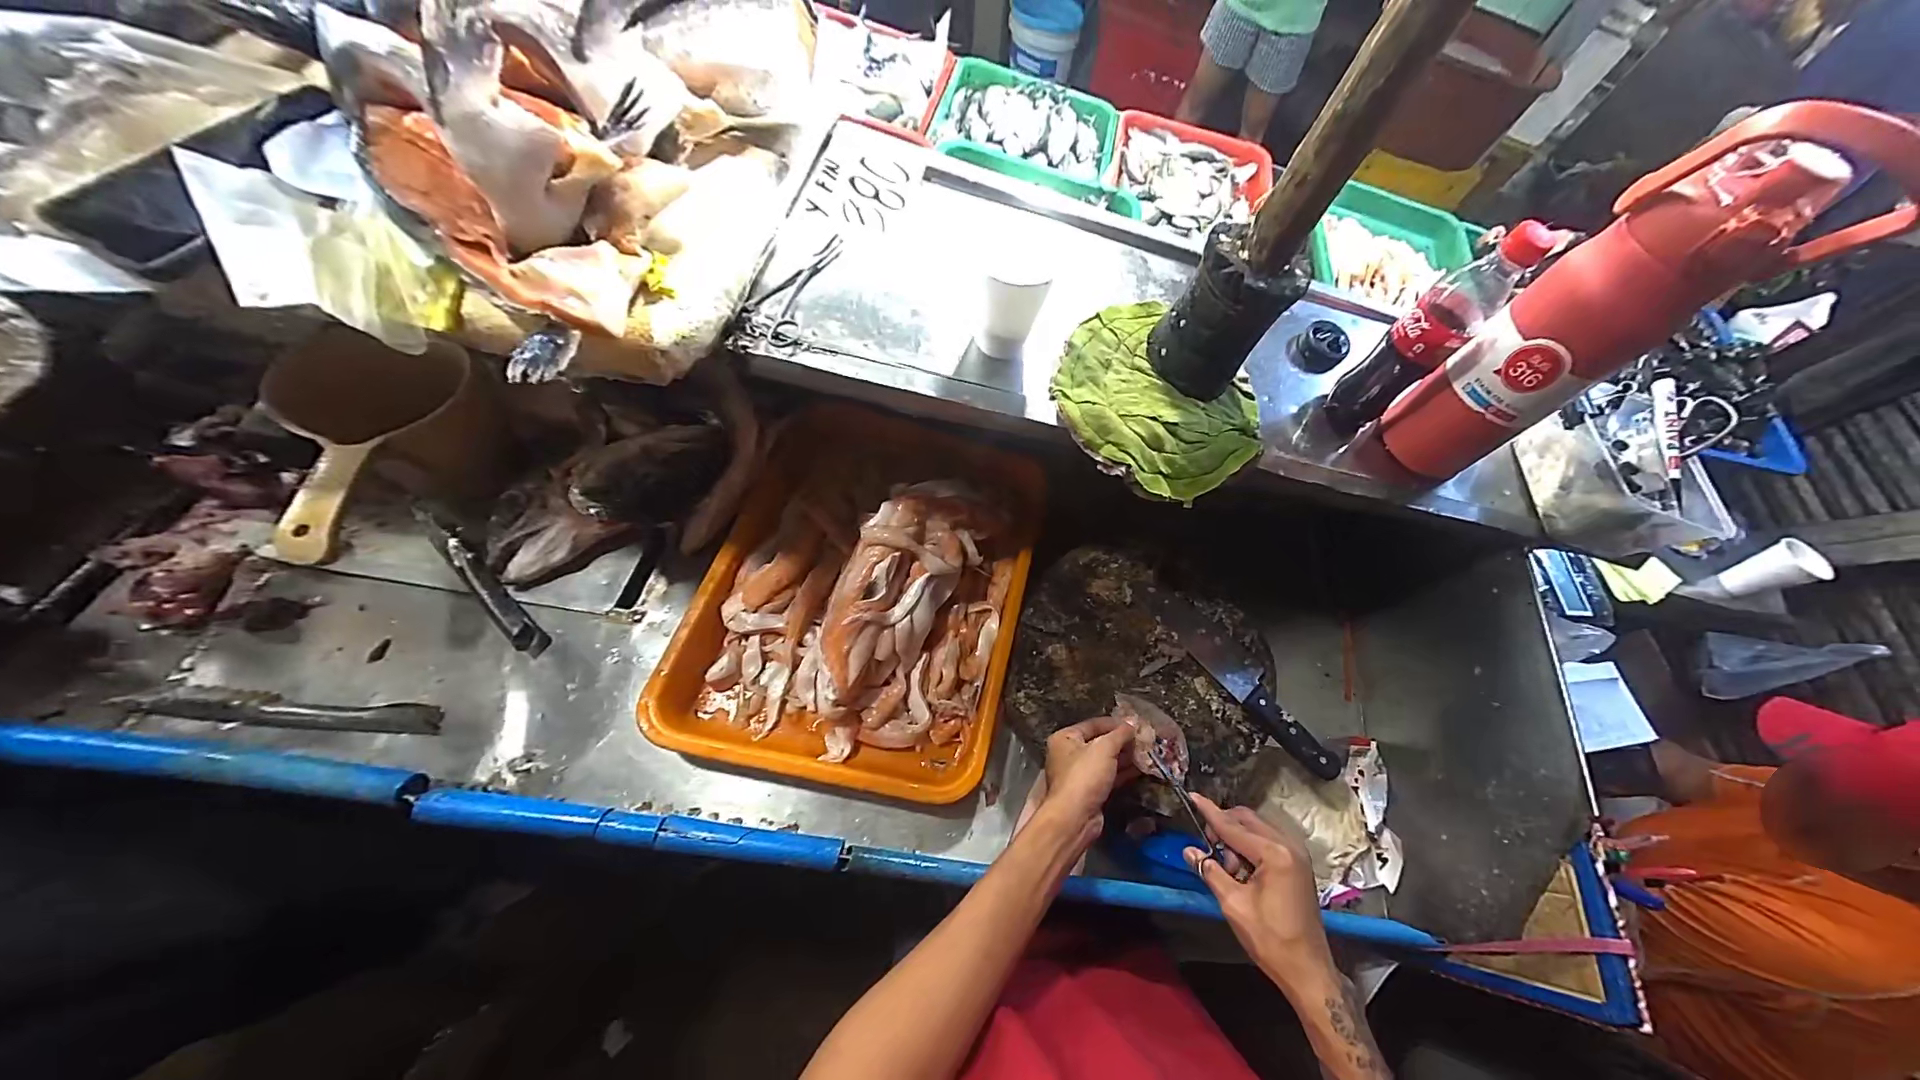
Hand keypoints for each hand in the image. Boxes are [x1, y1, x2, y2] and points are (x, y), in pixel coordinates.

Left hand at [1033, 716, 1138, 853]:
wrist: (1075, 817)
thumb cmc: (1085, 776)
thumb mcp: (1104, 748)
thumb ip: (1120, 734)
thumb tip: (1132, 723)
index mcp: (1065, 738)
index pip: (1093, 724)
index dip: (1115, 724)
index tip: (1135, 725)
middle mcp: (1069, 754)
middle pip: (1099, 742)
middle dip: (1122, 741)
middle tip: (1144, 740)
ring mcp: (1079, 774)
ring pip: (1105, 760)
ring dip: (1125, 757)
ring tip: (1146, 753)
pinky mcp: (1090, 791)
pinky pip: (1108, 776)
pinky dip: (1123, 772)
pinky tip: (1140, 769)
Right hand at [1183, 794, 1335, 991]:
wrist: (1307, 971)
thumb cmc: (1270, 939)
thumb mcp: (1233, 904)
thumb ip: (1210, 871)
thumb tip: (1190, 851)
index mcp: (1274, 854)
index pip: (1233, 827)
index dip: (1209, 812)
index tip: (1192, 796)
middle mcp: (1289, 847)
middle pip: (1248, 820)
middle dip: (1224, 826)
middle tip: (1208, 845)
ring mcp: (1297, 856)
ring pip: (1258, 829)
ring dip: (1237, 838)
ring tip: (1227, 867)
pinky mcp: (1299, 866)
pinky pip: (1269, 841)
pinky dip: (1251, 847)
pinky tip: (1242, 869)